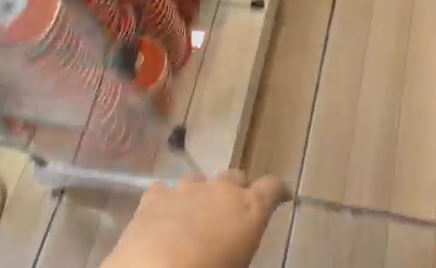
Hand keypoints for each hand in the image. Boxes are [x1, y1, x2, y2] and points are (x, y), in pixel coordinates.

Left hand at [104, 169, 289, 267]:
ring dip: (201, 196)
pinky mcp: (155, 196)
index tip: (280, 197)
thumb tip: (236, 250)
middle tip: (230, 216)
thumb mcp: (238, 265)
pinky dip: (166, 204)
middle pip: (236, 177)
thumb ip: (241, 249)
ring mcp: (187, 189)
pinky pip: (165, 192)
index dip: (276, 191)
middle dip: (235, 192)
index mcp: (249, 209)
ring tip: (192, 221)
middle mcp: (222, 191)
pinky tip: (160, 222)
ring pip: (200, 181)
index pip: (272, 187)